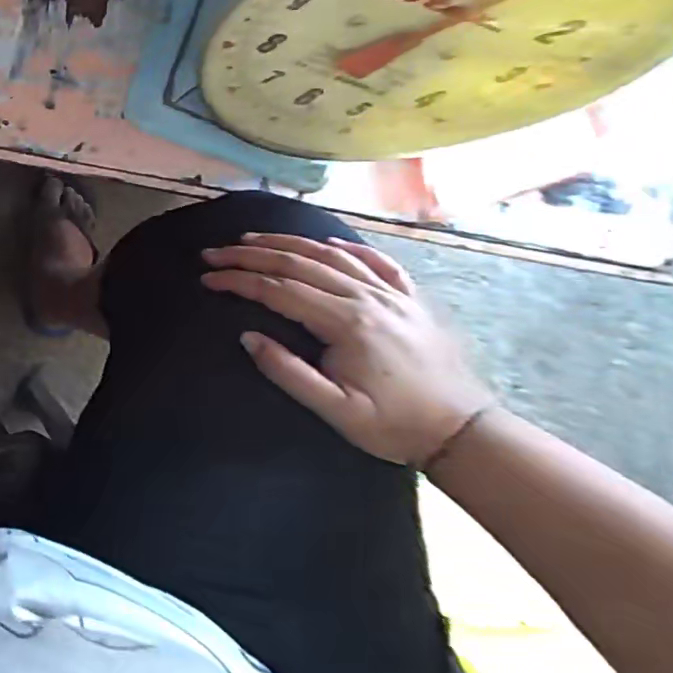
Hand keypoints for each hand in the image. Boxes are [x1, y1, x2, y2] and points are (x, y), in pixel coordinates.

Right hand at [200, 233, 493, 467]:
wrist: (465, 434)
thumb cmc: (395, 426)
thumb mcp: (337, 412)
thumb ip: (289, 373)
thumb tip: (248, 337)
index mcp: (346, 323)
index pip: (278, 290)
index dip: (238, 281)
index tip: (207, 279)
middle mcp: (367, 298)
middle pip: (297, 263)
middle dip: (249, 255)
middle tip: (214, 252)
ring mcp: (391, 294)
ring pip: (330, 254)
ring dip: (285, 243)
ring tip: (251, 238)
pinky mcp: (410, 299)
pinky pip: (375, 260)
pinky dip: (347, 246)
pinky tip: (328, 240)